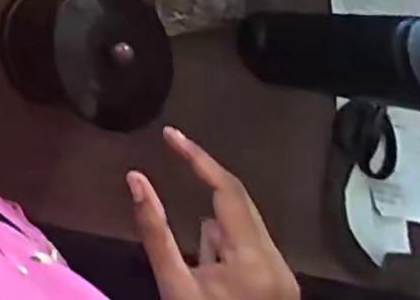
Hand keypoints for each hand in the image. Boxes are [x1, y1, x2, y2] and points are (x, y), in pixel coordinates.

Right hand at [128, 127, 298, 299]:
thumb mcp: (173, 286)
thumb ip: (154, 228)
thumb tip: (134, 177)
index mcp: (254, 261)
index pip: (226, 189)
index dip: (197, 157)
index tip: (169, 135)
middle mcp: (278, 264)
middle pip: (238, 200)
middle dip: (204, 179)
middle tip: (172, 149)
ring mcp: (284, 279)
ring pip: (243, 223)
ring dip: (216, 219)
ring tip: (196, 260)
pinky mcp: (282, 289)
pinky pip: (250, 245)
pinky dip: (226, 242)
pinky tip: (210, 271)